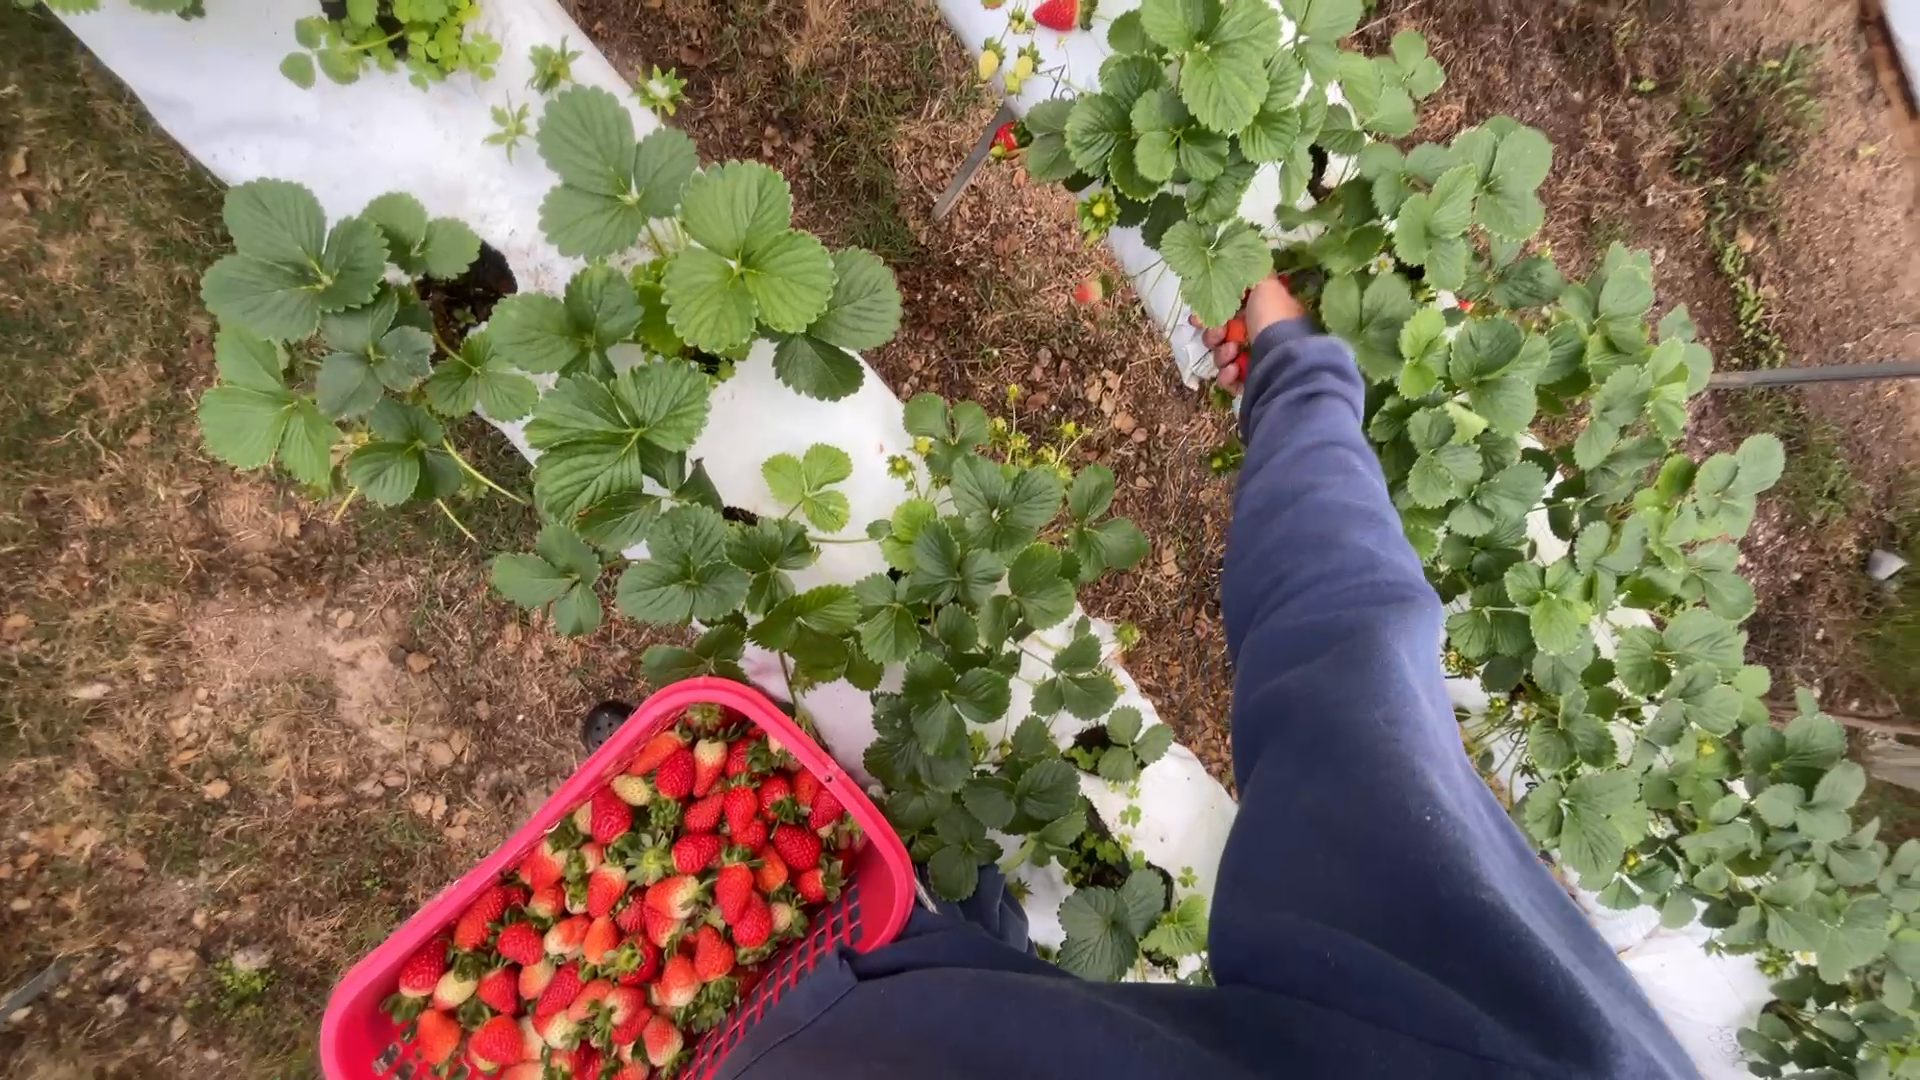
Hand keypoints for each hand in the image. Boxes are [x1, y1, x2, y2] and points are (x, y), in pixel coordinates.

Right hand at [1189, 274, 1304, 394]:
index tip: (1198, 317)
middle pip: (1220, 336)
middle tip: (1219, 333)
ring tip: (1233, 352)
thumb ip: (1255, 273)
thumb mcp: (1267, 285)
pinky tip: (1234, 370)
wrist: (1284, 356)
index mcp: (1261, 313)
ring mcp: (1253, 361)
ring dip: (1221, 354)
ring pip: (1221, 357)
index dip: (1210, 315)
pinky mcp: (1249, 382)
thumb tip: (1248, 260)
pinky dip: (1227, 375)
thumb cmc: (1274, 316)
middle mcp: (1257, 336)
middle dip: (1213, 335)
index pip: (1228, 313)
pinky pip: (1228, 379)